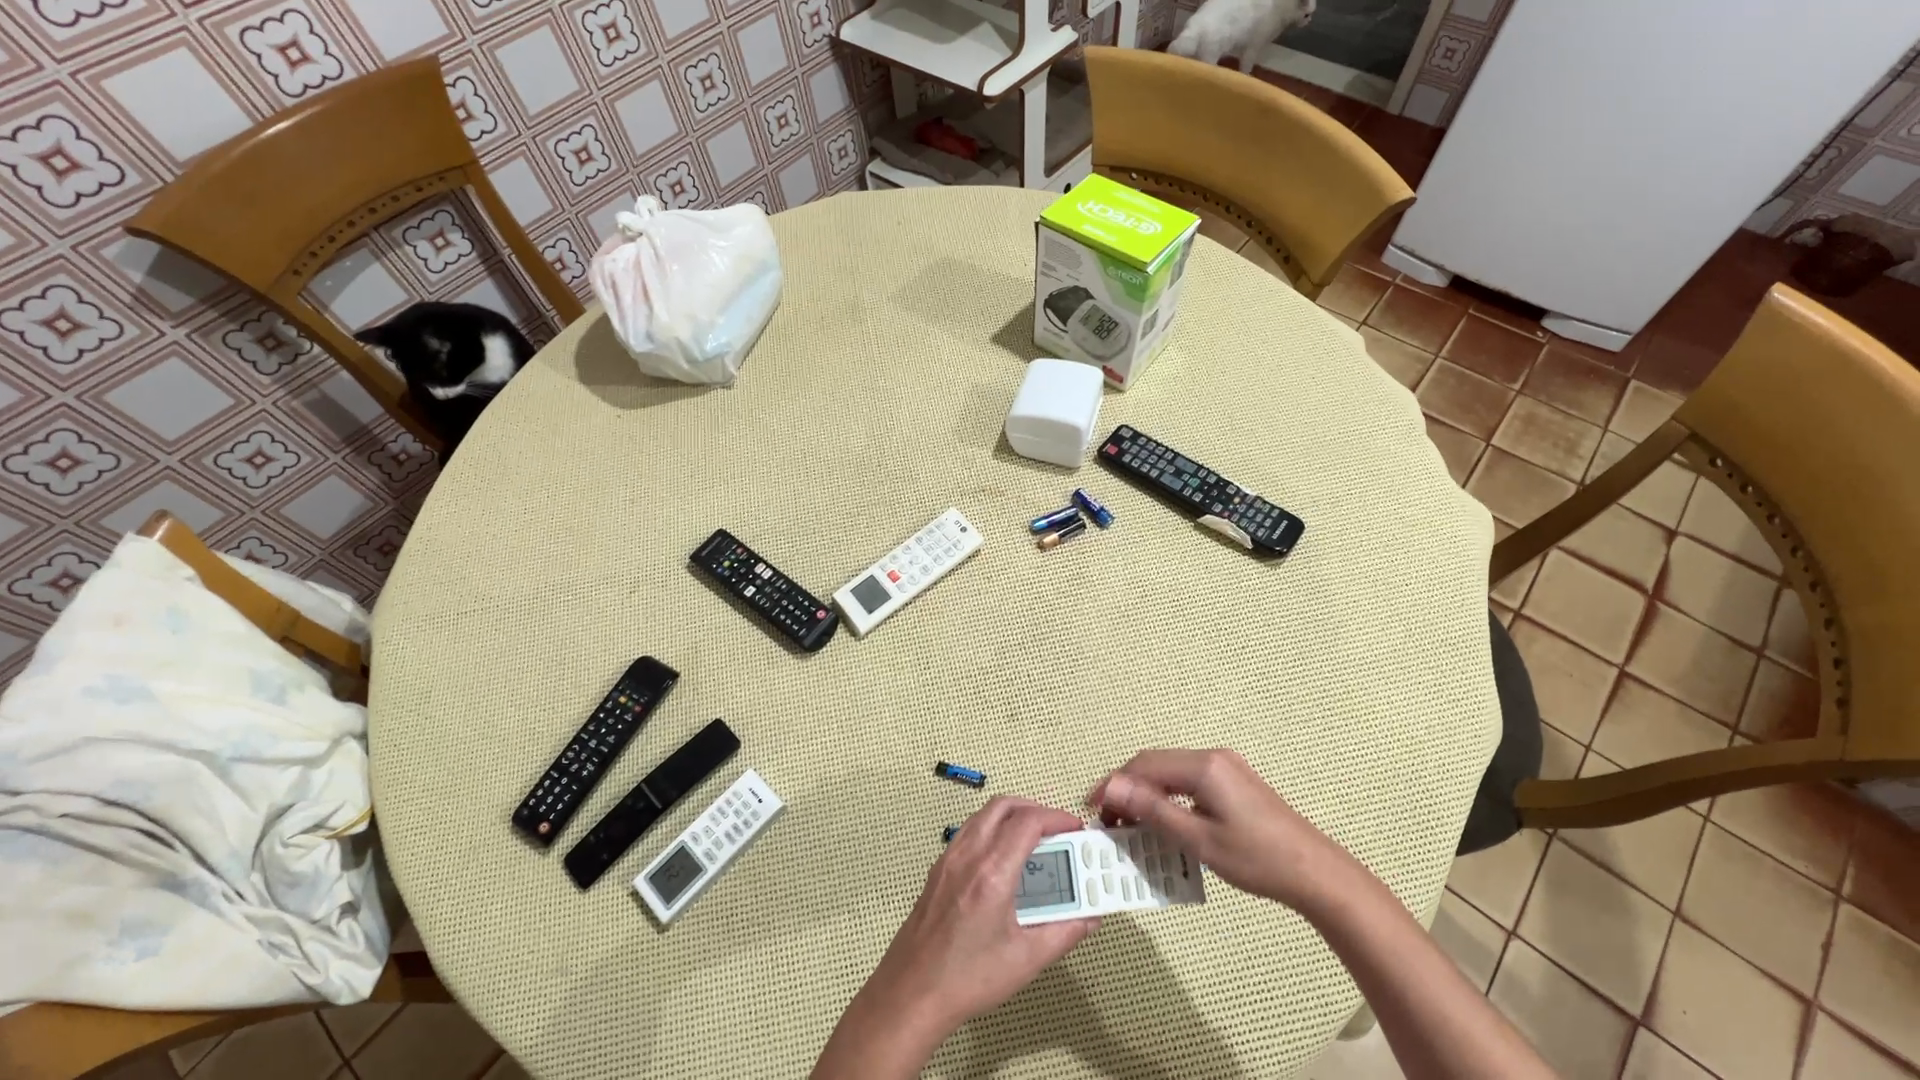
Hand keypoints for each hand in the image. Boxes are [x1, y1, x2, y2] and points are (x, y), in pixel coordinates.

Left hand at [861, 797, 1098, 1034]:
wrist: (910, 994)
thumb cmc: (966, 979)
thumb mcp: (1026, 959)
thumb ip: (1064, 933)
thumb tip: (1089, 917)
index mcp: (992, 872)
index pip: (1028, 821)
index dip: (1057, 817)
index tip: (1076, 829)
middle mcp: (967, 856)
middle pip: (1002, 806)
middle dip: (1035, 809)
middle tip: (1057, 831)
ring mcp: (947, 861)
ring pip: (982, 817)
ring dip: (1011, 818)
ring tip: (1035, 843)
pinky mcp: (937, 872)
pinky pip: (968, 834)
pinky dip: (991, 832)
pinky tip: (1005, 863)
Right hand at [1089, 748, 1353, 913]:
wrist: (1315, 873)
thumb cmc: (1257, 859)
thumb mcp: (1198, 839)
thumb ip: (1152, 810)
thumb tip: (1111, 786)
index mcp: (1204, 767)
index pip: (1143, 765)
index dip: (1113, 784)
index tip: (1091, 809)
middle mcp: (1213, 757)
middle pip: (1155, 764)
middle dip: (1126, 788)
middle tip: (1108, 821)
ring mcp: (1226, 768)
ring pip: (1170, 772)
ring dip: (1145, 794)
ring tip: (1129, 824)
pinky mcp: (1233, 782)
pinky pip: (1187, 781)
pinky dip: (1167, 797)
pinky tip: (1161, 821)